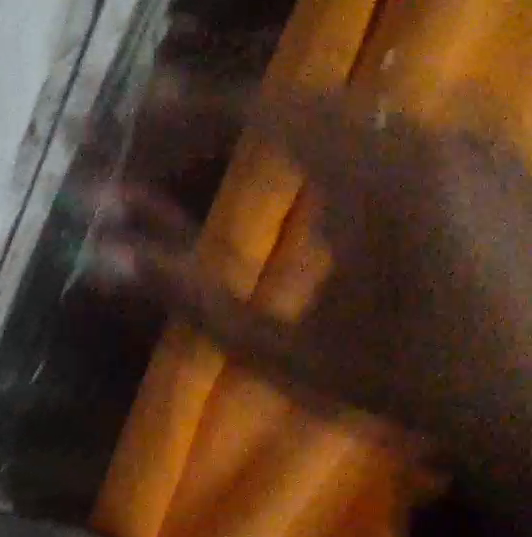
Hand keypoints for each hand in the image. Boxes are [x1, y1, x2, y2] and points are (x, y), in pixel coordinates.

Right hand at [90, 90, 531, 495]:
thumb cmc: (399, 381)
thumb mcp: (277, 351)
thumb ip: (189, 296)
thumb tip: (103, 256)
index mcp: (379, 184)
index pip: (266, 112)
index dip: (186, 109)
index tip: (127, 118)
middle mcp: (432, 143)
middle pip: (301, 100)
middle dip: (213, 116)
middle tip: (145, 145)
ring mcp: (471, 145)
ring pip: (344, 109)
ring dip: (263, 126)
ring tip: (196, 152)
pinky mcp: (489, 159)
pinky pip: (385, 128)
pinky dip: (316, 138)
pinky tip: (282, 172)